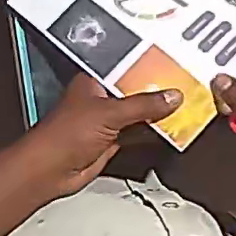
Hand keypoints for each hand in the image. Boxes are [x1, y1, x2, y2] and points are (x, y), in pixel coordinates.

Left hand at [0, 74, 178, 235]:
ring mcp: (104, 121)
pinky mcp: (109, 141)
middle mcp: (99, 99)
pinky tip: (170, 129)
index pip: (126, 69)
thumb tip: (170, 97)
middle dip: (156, 93)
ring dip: (156, 114)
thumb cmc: (63, 134)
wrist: (50, 169)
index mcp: (93, 82)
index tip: (172, 66)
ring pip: (137, 114)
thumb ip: (143, 105)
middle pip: (134, 92)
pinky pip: (136, 133)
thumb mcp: (109, 113)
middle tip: (184, 86)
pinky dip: (152, 133)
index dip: (147, 68)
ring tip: (184, 106)